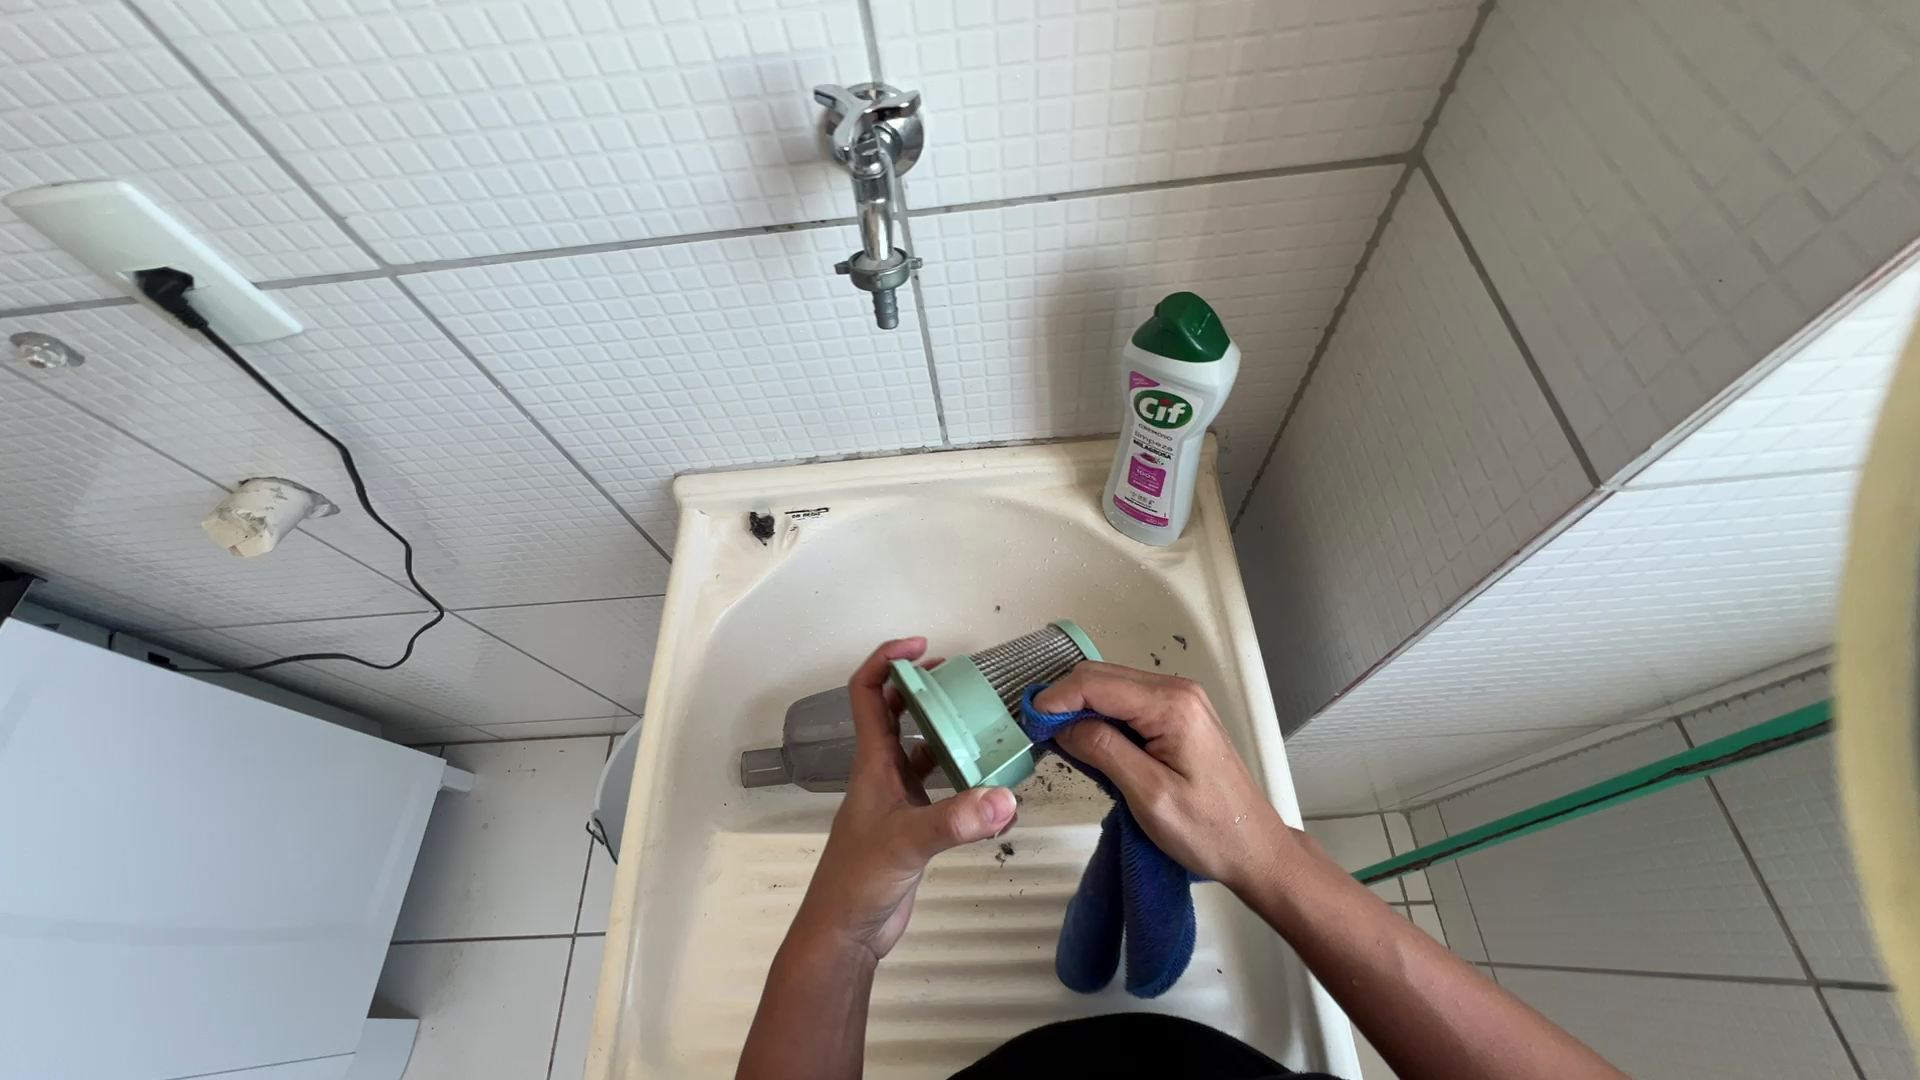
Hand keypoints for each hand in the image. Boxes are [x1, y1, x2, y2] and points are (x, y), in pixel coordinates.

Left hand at [791, 638, 1018, 962]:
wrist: (845, 933)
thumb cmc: (859, 880)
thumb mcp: (908, 842)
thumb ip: (955, 820)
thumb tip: (1005, 798)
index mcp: (873, 760)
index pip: (869, 692)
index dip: (888, 660)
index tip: (922, 647)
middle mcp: (884, 770)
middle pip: (898, 712)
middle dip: (924, 687)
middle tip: (961, 677)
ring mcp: (898, 796)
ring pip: (922, 747)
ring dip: (947, 730)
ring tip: (984, 721)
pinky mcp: (914, 822)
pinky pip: (941, 784)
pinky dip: (963, 777)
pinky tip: (990, 784)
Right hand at [1037, 662, 1292, 892]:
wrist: (1254, 848)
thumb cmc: (1209, 830)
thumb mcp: (1148, 795)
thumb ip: (1103, 751)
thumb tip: (1062, 725)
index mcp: (1171, 706)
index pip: (1096, 684)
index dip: (1056, 699)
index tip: (1029, 723)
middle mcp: (1176, 690)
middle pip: (1101, 676)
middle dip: (1063, 700)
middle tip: (1037, 733)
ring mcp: (1178, 699)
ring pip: (1110, 686)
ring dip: (1079, 707)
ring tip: (1058, 741)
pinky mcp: (1176, 713)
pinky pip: (1125, 701)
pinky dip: (1099, 715)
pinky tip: (1088, 742)